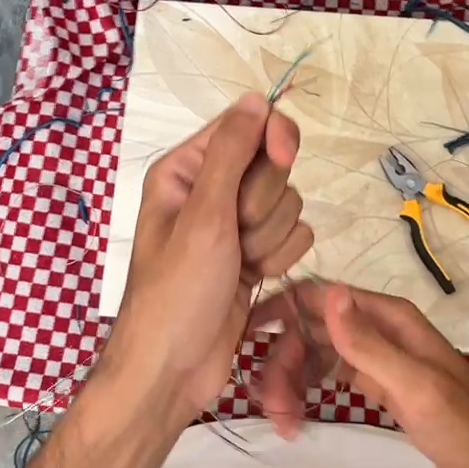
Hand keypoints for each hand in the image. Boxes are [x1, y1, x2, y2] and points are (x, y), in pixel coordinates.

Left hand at [99, 93, 312, 426]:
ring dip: (271, 238)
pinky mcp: (256, 255)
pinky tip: (255, 280)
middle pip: (274, 167)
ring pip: (289, 203)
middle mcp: (212, 191)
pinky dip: (280, 257)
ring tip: (238, 266)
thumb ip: (231, 153)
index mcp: (187, 169)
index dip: (271, 138)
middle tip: (234, 236)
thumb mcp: (203, 216)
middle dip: (263, 205)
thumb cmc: (177, 291)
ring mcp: (236, 225)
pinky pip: (294, 235)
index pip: (247, 126)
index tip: (282, 156)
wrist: (174, 370)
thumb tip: (257, 98)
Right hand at [248, 280, 468, 467]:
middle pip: (312, 329)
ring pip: (318, 354)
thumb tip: (328, 293)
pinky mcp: (377, 384)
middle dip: (284, 362)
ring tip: (283, 422)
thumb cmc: (464, 426)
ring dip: (293, 380)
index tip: (245, 335)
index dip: (281, 311)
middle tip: (270, 407)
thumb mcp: (414, 386)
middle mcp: (379, 328)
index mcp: (388, 317)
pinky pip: (330, 376)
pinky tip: (296, 417)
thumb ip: (368, 343)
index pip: (321, 297)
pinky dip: (309, 391)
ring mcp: (377, 357)